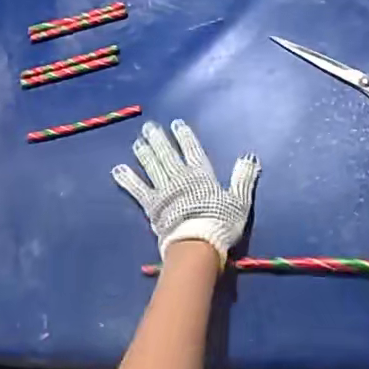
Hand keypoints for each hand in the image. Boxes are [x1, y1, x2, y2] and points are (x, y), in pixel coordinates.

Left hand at [112, 120, 258, 263]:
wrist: (197, 243)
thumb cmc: (221, 223)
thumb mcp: (239, 201)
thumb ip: (243, 178)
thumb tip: (250, 156)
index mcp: (202, 176)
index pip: (192, 150)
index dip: (184, 136)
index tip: (176, 124)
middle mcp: (180, 178)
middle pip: (167, 155)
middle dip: (158, 140)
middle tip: (149, 127)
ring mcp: (164, 191)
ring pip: (152, 167)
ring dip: (144, 153)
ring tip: (137, 142)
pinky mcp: (151, 205)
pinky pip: (137, 188)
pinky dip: (127, 179)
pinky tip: (117, 169)